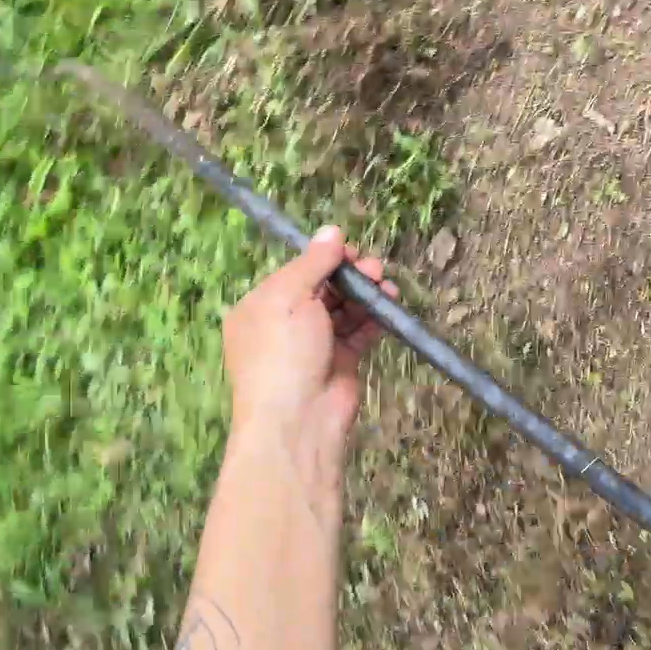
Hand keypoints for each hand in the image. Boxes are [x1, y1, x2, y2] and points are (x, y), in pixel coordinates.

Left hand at [221, 226, 397, 497]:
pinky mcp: (341, 358)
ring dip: (367, 294)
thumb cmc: (283, 352)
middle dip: (351, 275)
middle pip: (324, 287)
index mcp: (261, 306)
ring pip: (345, 307)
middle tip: (375, 269)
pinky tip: (389, 307)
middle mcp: (285, 323)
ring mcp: (314, 343)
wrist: (298, 418)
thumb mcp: (290, 298)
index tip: (350, 251)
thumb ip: (313, 263)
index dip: (324, 258)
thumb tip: (331, 231)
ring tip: (387, 287)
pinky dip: (374, 317)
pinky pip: (359, 330)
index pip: (297, 271)